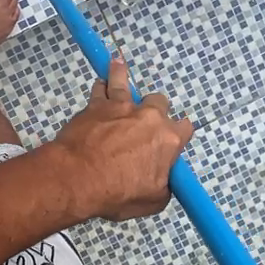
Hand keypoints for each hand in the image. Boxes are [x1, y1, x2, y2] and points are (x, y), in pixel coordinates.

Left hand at [44, 54, 193, 221]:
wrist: (78, 176)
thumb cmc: (118, 192)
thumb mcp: (152, 201)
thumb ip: (164, 185)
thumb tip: (162, 179)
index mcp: (168, 139)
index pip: (185, 127)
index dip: (180, 131)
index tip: (175, 136)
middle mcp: (148, 116)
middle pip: (158, 101)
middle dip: (155, 108)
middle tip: (145, 118)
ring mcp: (121, 107)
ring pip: (125, 82)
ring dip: (122, 75)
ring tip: (118, 64)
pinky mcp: (96, 105)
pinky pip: (100, 88)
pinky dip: (101, 85)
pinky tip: (99, 83)